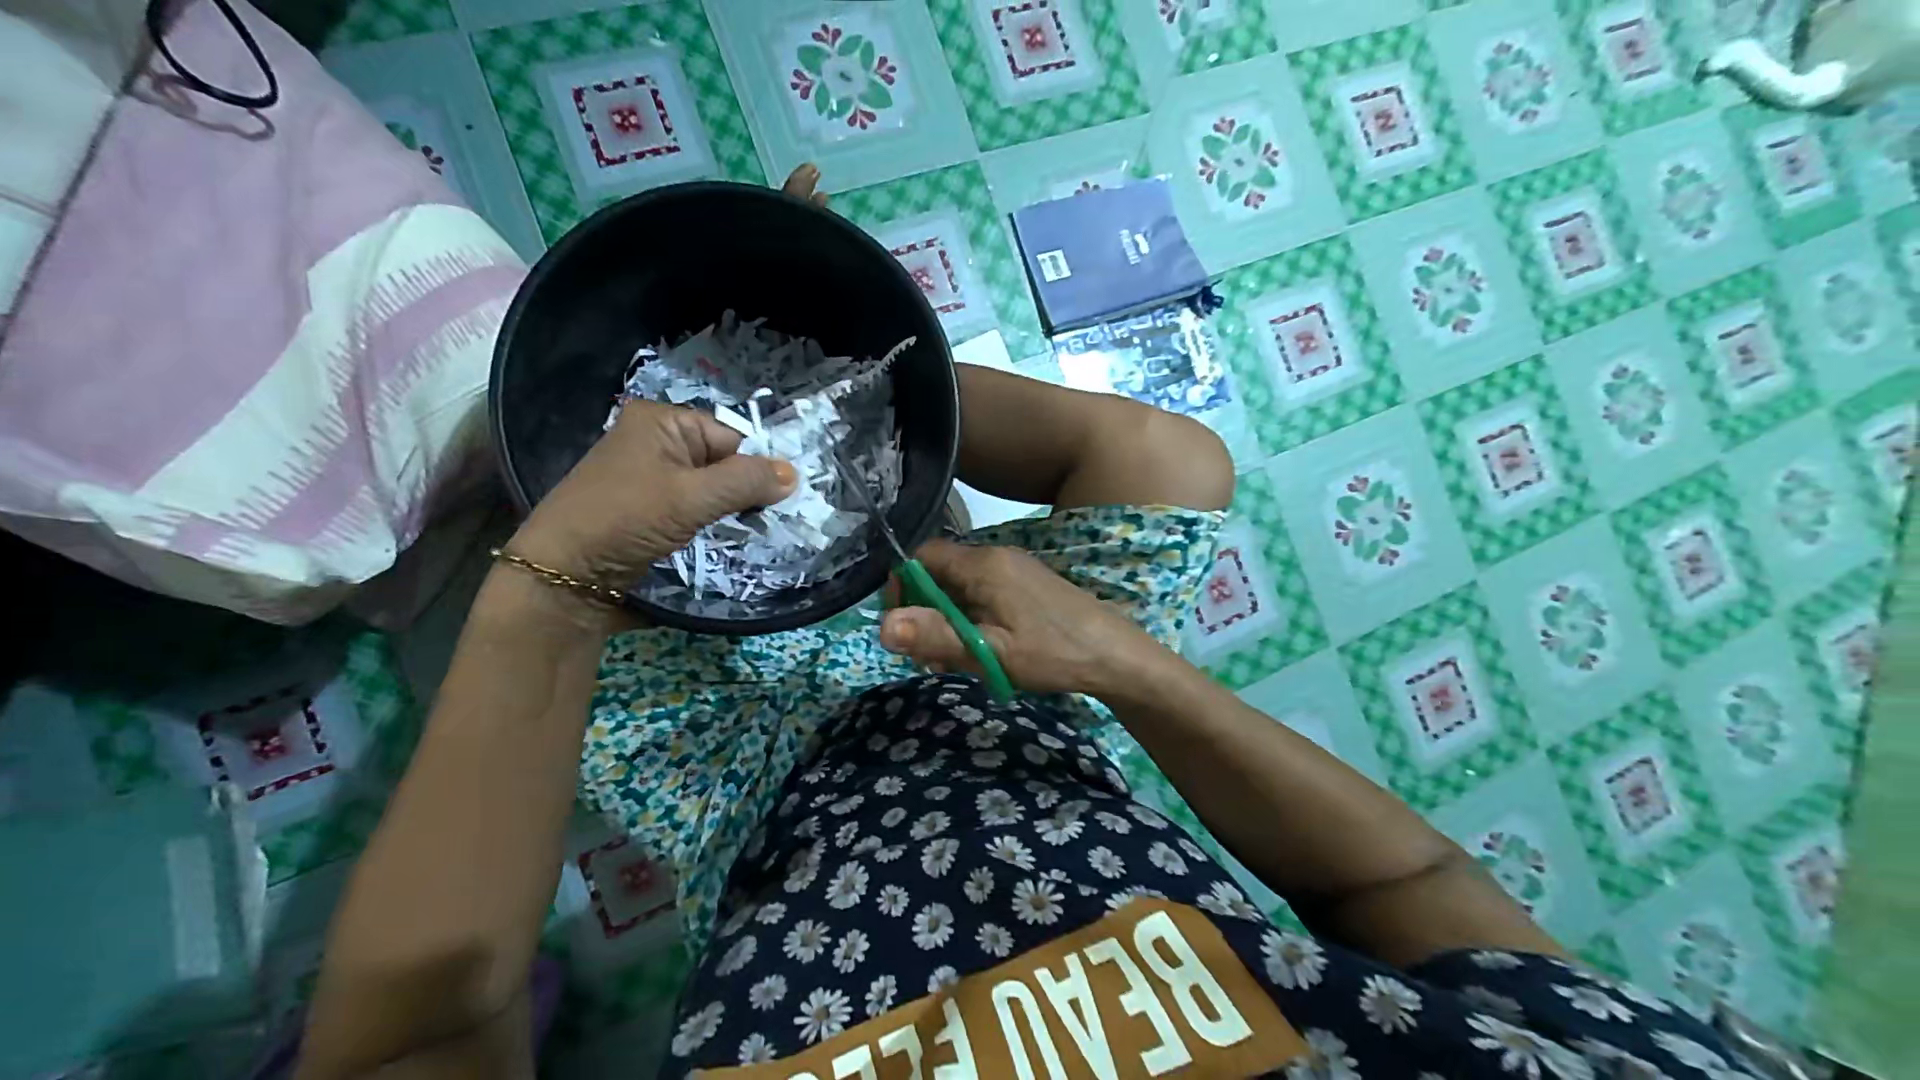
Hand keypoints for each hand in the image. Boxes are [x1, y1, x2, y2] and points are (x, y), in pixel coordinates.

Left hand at [509, 400, 796, 585]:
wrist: (564, 576)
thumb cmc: (625, 520)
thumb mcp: (692, 497)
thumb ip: (746, 482)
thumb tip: (795, 475)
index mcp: (662, 421)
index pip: (732, 437)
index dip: (755, 469)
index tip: (776, 502)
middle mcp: (657, 440)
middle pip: (724, 462)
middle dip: (744, 491)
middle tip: (764, 520)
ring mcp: (652, 476)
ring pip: (713, 488)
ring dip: (730, 511)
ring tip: (748, 533)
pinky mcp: (651, 509)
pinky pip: (696, 508)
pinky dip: (712, 523)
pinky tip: (722, 539)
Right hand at [877, 539, 1169, 697]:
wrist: (1117, 657)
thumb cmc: (1053, 653)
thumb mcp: (989, 651)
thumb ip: (936, 637)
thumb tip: (882, 626)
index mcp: (984, 565)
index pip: (922, 556)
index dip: (902, 587)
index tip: (901, 625)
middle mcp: (997, 557)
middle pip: (940, 574)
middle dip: (926, 612)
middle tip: (930, 656)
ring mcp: (1015, 570)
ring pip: (961, 588)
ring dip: (949, 621)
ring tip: (957, 661)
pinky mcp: (1028, 586)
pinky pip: (984, 595)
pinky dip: (972, 620)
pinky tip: (983, 651)